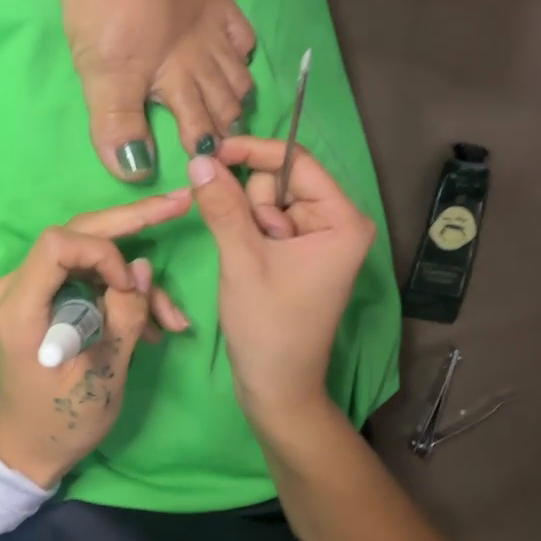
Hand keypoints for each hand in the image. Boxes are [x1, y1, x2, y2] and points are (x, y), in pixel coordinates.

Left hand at [0, 192, 192, 486]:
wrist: (29, 443)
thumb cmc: (62, 419)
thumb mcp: (103, 376)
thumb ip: (123, 317)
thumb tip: (143, 266)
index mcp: (21, 307)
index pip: (58, 244)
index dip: (102, 251)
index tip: (131, 285)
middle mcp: (19, 285)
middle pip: (76, 232)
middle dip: (132, 220)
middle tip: (179, 204)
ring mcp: (32, 287)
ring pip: (90, 253)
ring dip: (135, 279)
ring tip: (172, 319)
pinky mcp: (48, 294)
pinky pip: (89, 275)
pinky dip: (122, 292)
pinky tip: (154, 325)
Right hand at [186, 137, 377, 418]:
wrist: (276, 389)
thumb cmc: (269, 327)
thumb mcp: (242, 261)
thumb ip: (222, 206)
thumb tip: (198, 159)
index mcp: (342, 219)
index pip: (295, 160)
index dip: (252, 151)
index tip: (208, 154)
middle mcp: (336, 221)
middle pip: (279, 178)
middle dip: (251, 202)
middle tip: (248, 244)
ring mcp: (317, 237)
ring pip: (265, 198)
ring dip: (246, 221)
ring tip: (250, 261)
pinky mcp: (299, 252)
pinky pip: (264, 220)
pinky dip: (247, 232)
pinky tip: (248, 263)